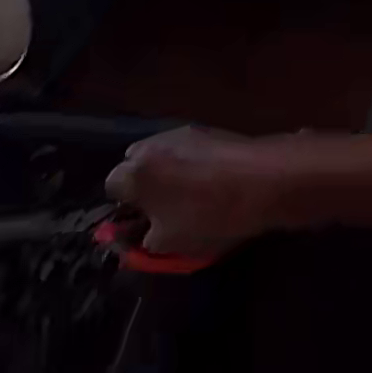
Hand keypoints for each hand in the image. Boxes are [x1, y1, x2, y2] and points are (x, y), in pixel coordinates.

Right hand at [104, 126, 289, 257]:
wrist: (260, 180)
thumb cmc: (209, 216)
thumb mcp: (170, 244)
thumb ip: (141, 243)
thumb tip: (133, 239)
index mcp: (134, 172)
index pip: (111, 186)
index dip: (123, 208)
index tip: (141, 223)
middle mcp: (149, 144)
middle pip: (133, 164)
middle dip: (143, 185)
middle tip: (163, 210)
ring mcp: (177, 132)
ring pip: (159, 154)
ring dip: (165, 171)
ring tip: (189, 195)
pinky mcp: (202, 128)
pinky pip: (182, 148)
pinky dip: (187, 162)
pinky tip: (209, 181)